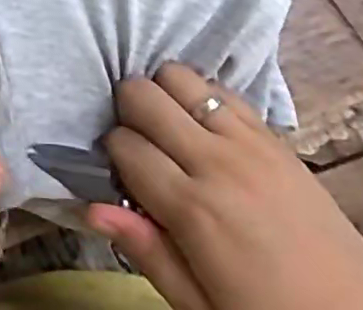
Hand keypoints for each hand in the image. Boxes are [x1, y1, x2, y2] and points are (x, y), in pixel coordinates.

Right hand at [87, 64, 362, 309]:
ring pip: (178, 75)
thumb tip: (89, 207)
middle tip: (138, 144)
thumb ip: (146, 251)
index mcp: (193, 209)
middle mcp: (216, 160)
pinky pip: (221, 88)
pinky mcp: (273, 134)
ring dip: (162, 94)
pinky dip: (200, 96)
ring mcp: (248, 140)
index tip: (121, 174)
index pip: (124, 145)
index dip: (112, 154)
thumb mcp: (200, 308)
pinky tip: (204, 127)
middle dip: (127, 110)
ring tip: (168, 129)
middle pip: (143, 94)